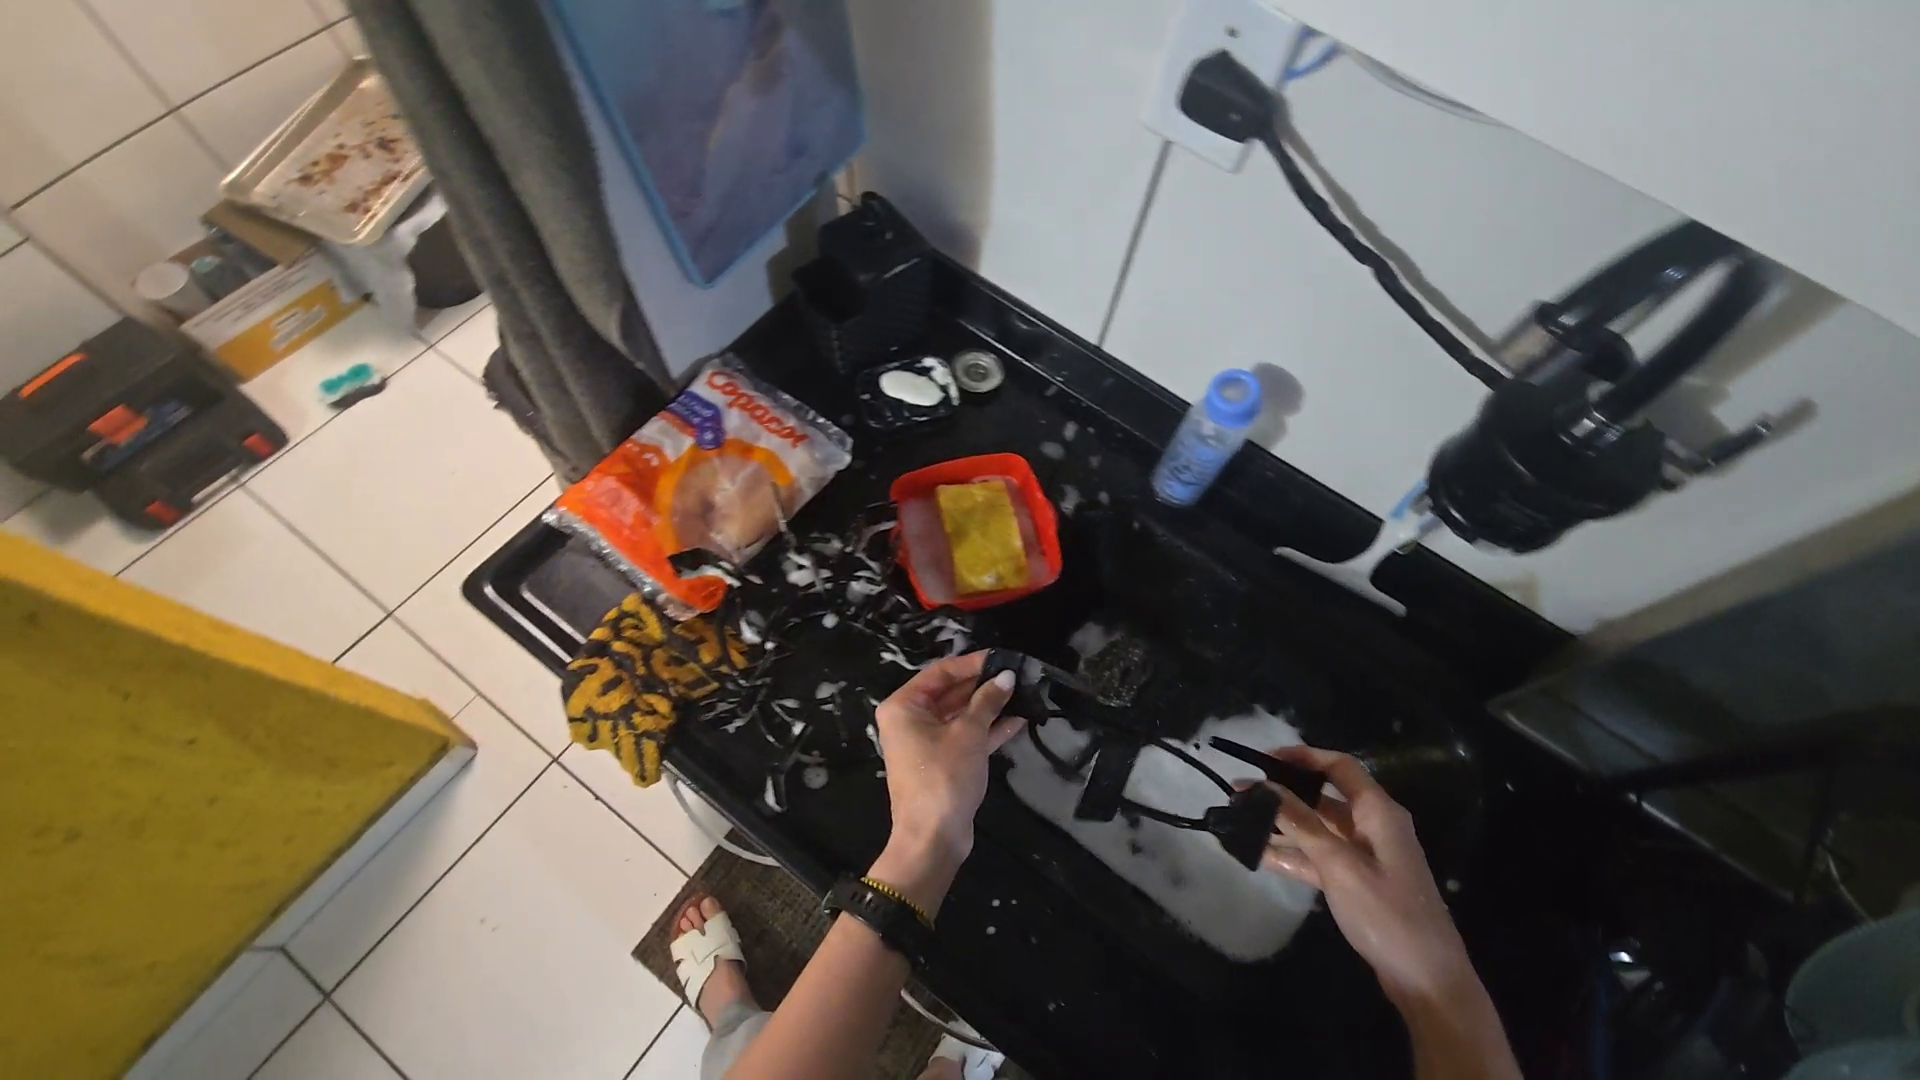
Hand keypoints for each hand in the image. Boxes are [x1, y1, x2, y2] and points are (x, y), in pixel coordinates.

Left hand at [872, 652, 1025, 874]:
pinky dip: (989, 729)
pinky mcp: (944, 762)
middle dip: (983, 685)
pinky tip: (1018, 719)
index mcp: (903, 707)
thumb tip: (1007, 676)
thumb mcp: (968, 734)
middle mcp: (910, 720)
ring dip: (989, 706)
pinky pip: (966, 737)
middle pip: (950, 692)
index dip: (972, 664)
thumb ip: (987, 701)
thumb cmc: (943, 776)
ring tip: (1023, 692)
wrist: (933, 838)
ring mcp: (927, 743)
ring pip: (961, 715)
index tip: (1002, 657)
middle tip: (1016, 674)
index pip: (940, 673)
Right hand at [1260, 744, 1474, 1005]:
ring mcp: (1364, 856)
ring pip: (1316, 828)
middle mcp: (1372, 826)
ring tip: (1240, 821)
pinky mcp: (1356, 881)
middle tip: (1242, 793)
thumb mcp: (1339, 865)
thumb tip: (1264, 785)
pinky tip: (1256, 853)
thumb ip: (1301, 823)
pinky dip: (1291, 854)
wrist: (1427, 981)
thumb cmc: (1387, 913)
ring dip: (1281, 825)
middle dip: (1282, 793)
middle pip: (1322, 797)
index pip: (1339, 767)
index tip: (1263, 760)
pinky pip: (1317, 857)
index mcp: (1378, 812)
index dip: (1303, 756)